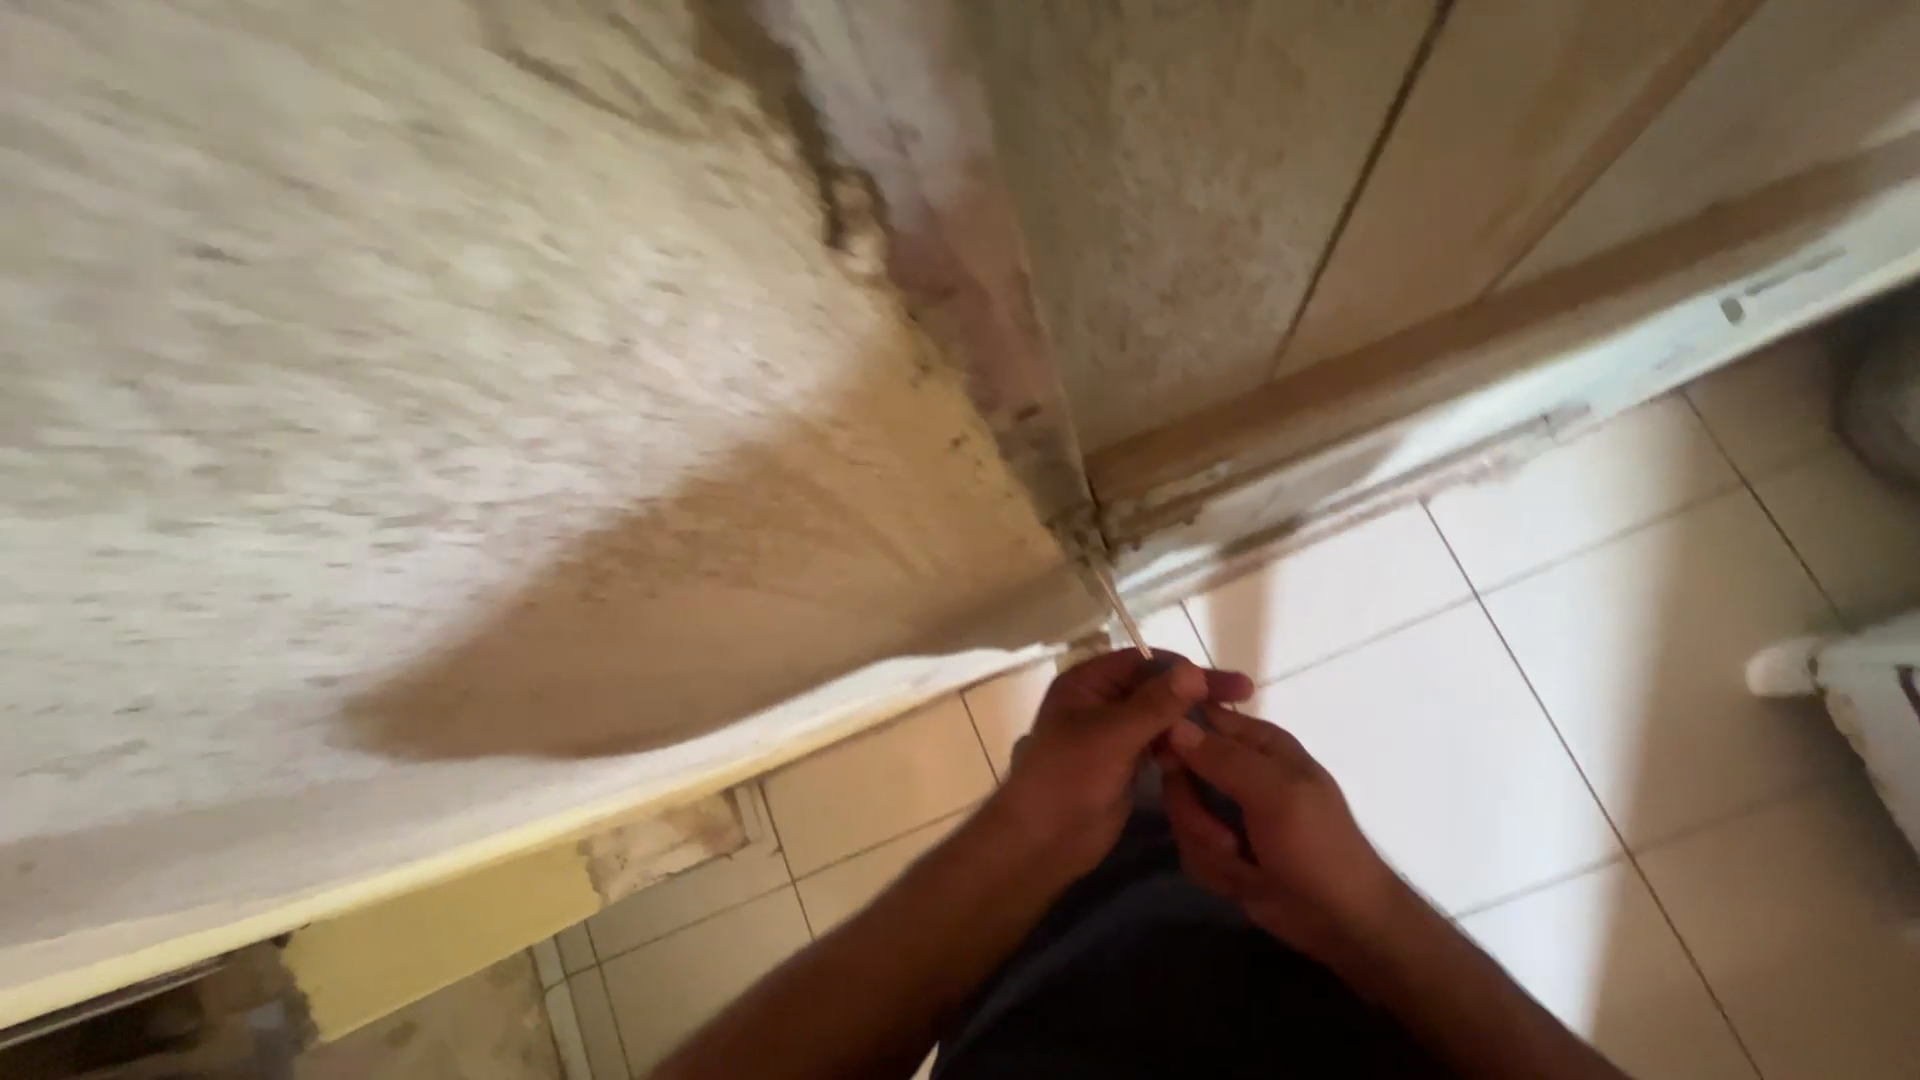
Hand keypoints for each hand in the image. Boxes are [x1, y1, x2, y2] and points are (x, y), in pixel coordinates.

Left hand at [987, 650, 1253, 876]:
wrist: (1044, 840)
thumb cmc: (1069, 778)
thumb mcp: (1113, 736)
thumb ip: (1155, 704)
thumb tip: (1194, 670)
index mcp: (1087, 682)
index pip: (1144, 661)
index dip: (1186, 669)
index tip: (1230, 683)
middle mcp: (1099, 700)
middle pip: (1155, 686)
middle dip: (1193, 694)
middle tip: (1242, 700)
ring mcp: (1112, 732)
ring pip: (1159, 716)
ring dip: (1190, 721)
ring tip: (1233, 728)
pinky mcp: (1124, 761)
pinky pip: (1158, 743)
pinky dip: (1181, 745)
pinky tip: (1209, 752)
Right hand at [1161, 707, 1406, 962]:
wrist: (1339, 922)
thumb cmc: (1318, 847)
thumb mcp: (1276, 794)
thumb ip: (1223, 758)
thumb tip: (1171, 724)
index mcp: (1256, 742)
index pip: (1198, 715)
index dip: (1174, 731)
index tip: (1165, 758)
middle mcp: (1235, 768)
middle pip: (1177, 770)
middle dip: (1193, 811)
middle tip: (1223, 838)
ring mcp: (1224, 809)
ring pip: (1179, 813)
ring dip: (1205, 844)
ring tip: (1241, 861)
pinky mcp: (1218, 846)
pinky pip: (1188, 847)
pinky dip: (1212, 868)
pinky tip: (1242, 878)